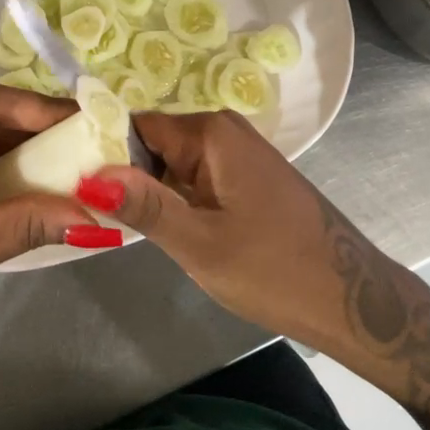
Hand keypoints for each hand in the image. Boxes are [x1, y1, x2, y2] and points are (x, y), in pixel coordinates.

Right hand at [82, 109, 366, 347]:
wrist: (356, 304)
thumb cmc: (275, 272)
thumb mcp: (200, 244)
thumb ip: (143, 206)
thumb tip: (86, 175)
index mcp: (210, 132)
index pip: (134, 125)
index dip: (103, 153)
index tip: (74, 186)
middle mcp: (223, 129)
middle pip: (151, 142)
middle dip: (126, 176)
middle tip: (96, 216)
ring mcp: (238, 152)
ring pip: (172, 162)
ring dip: (151, 191)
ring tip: (125, 225)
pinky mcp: (246, 175)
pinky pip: (195, 176)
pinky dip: (177, 199)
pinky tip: (169, 229)